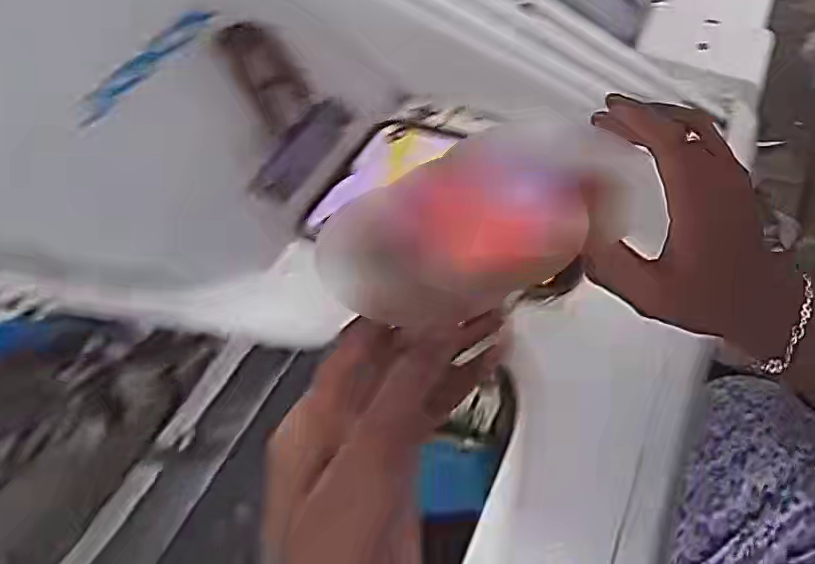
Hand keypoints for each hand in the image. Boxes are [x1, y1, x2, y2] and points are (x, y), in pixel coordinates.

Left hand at [264, 315, 503, 563]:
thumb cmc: (331, 548)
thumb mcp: (370, 454)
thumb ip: (403, 385)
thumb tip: (435, 326)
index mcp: (317, 416)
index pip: (360, 339)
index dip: (401, 304)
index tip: (443, 278)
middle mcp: (345, 420)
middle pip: (398, 351)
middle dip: (442, 320)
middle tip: (483, 293)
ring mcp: (374, 436)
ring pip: (423, 372)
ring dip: (460, 343)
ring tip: (497, 316)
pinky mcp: (402, 453)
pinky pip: (437, 398)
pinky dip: (466, 375)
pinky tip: (491, 358)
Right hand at [586, 96, 803, 360]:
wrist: (763, 299)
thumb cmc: (715, 297)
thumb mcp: (651, 292)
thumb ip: (611, 264)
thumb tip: (579, 234)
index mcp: (699, 194)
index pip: (667, 138)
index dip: (636, 118)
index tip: (609, 110)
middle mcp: (720, 177)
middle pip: (682, 126)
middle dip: (643, 115)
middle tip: (611, 115)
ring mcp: (734, 177)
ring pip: (700, 129)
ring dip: (664, 120)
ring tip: (631, 125)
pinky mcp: (739, 182)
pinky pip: (710, 142)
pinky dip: (682, 134)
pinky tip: (663, 147)